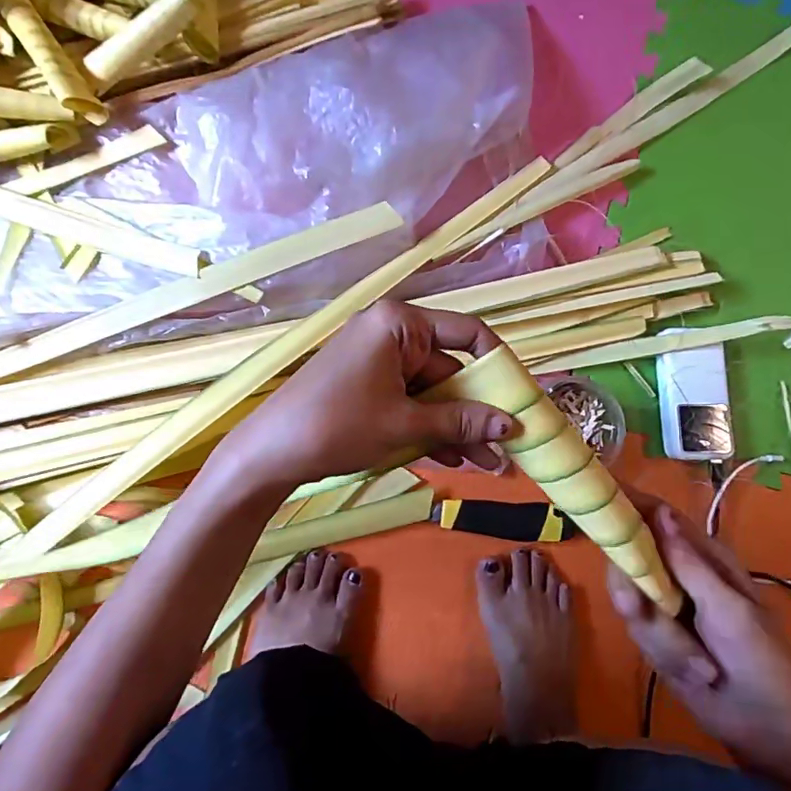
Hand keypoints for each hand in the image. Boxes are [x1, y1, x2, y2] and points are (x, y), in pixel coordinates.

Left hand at [210, 301, 515, 489]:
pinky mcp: (366, 386)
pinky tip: (452, 459)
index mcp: (400, 324)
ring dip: (456, 428)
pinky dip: (427, 428)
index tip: (520, 396)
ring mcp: (376, 361)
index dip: (498, 365)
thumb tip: (511, 424)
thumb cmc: (339, 426)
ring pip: (430, 393)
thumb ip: (461, 422)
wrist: (270, 452)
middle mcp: (390, 333)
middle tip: (507, 447)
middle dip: (477, 412)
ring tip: (488, 466)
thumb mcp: (405, 426)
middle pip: (449, 369)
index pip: (468, 332)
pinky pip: (407, 402)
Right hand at [606, 488, 790, 785]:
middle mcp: (677, 571)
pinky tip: (691, 670)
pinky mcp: (653, 633)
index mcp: (703, 554)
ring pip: (628, 598)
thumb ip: (689, 564)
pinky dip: (661, 652)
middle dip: (634, 591)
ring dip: (661, 637)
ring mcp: (663, 603)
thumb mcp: (730, 610)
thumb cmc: (762, 661)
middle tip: (639, 611)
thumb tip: (659, 512)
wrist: (766, 728)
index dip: (626, 503)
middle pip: (628, 558)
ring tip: (697, 664)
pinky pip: (635, 630)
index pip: (656, 515)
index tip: (595, 499)